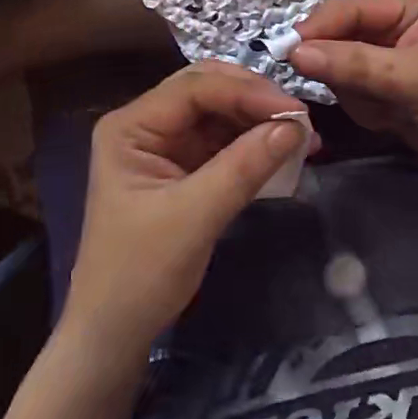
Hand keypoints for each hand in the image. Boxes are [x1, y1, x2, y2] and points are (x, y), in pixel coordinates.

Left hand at [65, 62, 315, 351]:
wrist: (114, 329)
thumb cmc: (140, 272)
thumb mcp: (193, 217)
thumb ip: (243, 168)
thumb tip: (296, 127)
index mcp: (130, 126)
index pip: (194, 88)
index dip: (247, 92)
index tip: (295, 111)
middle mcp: (144, 125)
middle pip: (206, 91)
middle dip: (253, 100)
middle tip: (300, 119)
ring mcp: (163, 146)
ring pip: (217, 115)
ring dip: (257, 122)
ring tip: (303, 136)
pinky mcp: (181, 168)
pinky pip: (221, 143)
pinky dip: (252, 146)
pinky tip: (283, 154)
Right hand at [287, 0, 417, 211]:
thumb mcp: (412, 80)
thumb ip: (353, 64)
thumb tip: (294, 52)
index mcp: (408, 2)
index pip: (346, 7)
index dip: (316, 29)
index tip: (289, 55)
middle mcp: (392, 22)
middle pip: (336, 36)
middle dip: (344, 71)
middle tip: (361, 94)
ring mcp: (386, 56)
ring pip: (337, 68)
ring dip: (357, 95)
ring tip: (389, 110)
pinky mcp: (383, 86)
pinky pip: (349, 92)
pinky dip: (364, 109)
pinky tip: (392, 120)